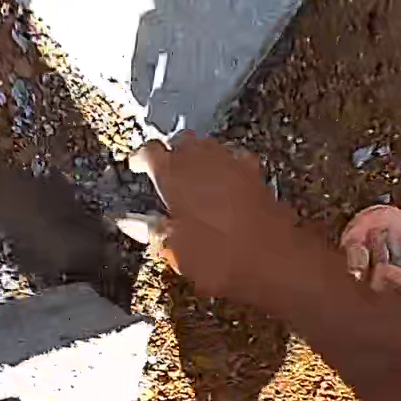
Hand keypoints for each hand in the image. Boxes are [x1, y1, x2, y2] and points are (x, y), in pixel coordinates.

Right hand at [130, 132, 302, 300]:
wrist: (274, 259)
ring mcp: (232, 162)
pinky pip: (233, 159)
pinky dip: (223, 165)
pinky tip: (223, 181)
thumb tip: (127, 220)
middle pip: (180, 141)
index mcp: (174, 175)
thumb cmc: (216, 258)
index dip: (139, 158)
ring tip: (190, 176)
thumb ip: (150, 230)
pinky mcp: (255, 174)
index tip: (135, 167)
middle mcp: (202, 159)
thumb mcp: (174, 250)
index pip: (149, 151)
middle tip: (163, 171)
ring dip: (197, 156)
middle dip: (170, 152)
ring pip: (208, 146)